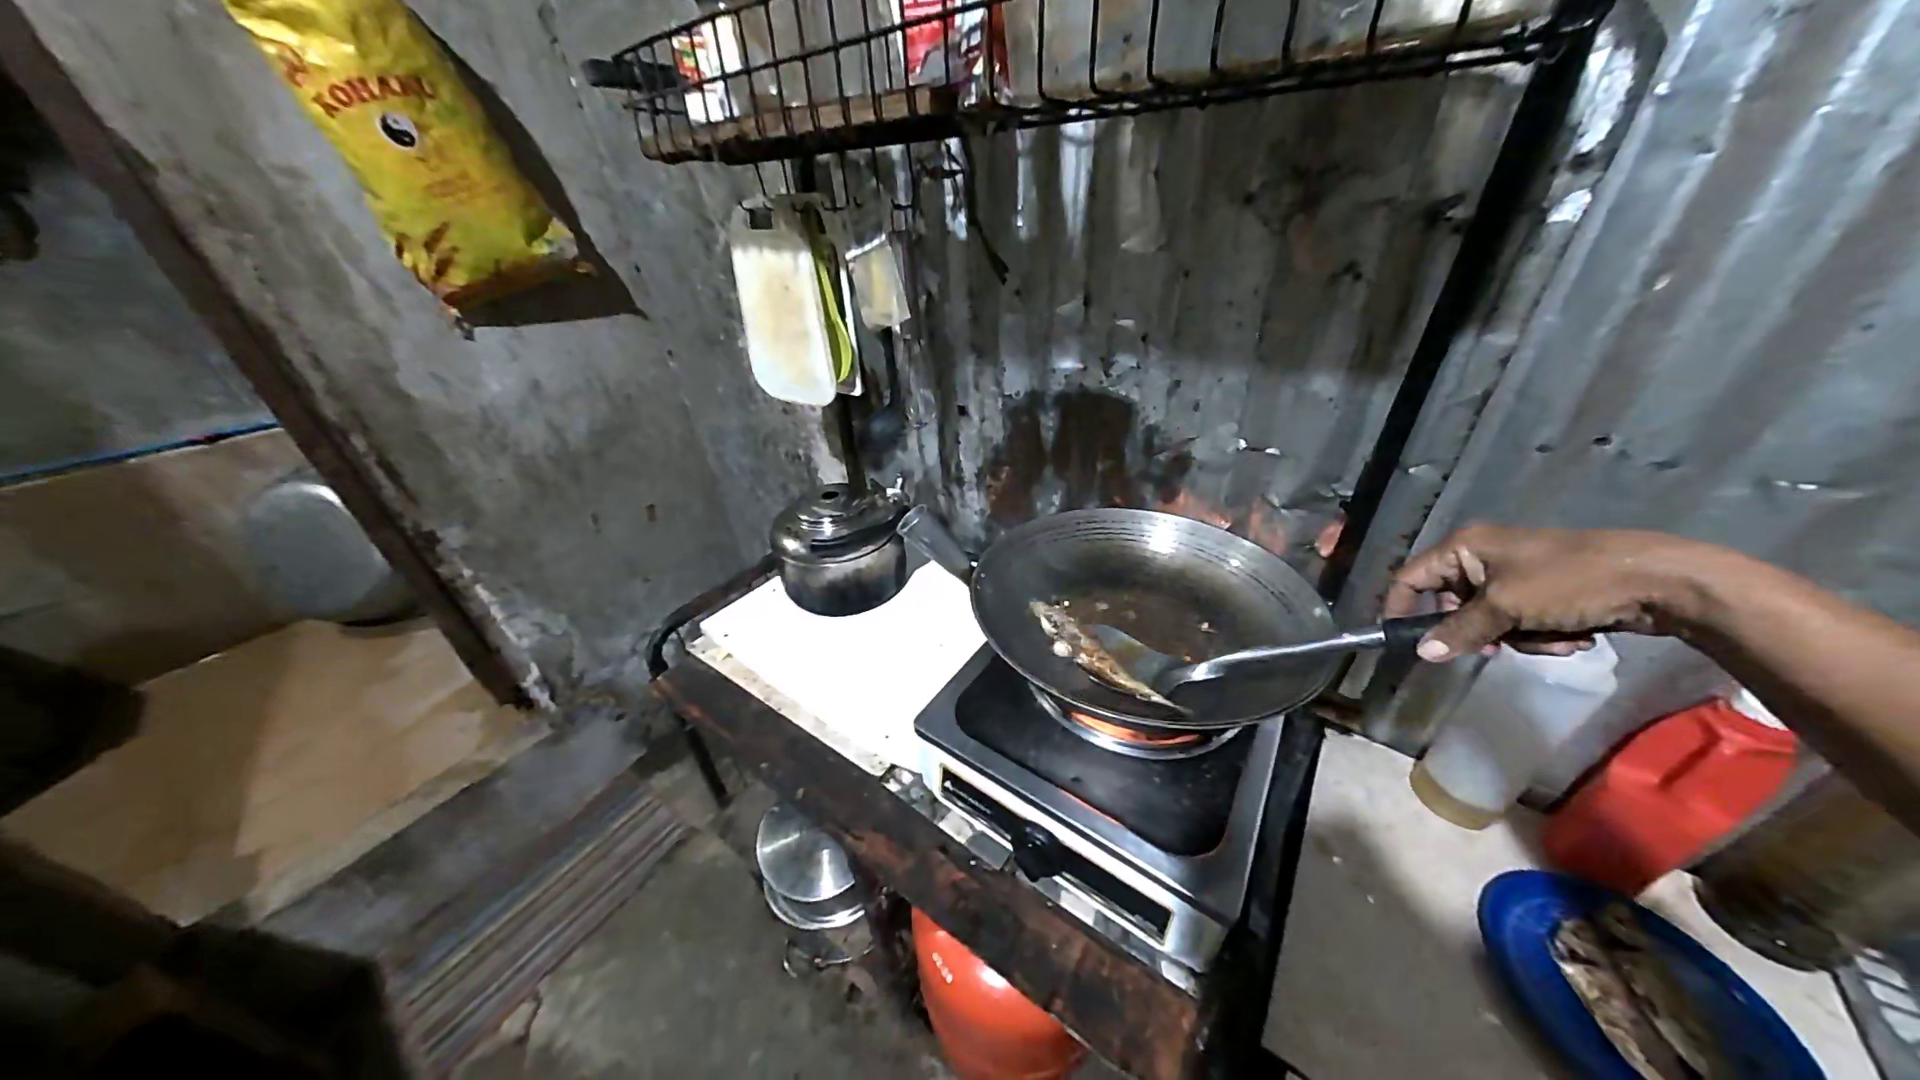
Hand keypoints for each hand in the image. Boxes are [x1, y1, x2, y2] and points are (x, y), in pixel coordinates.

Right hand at [1384, 526, 1700, 661]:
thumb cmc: (1569, 582)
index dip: (1399, 607)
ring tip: (1551, 638)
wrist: (1660, 581)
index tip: (1401, 641)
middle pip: (1451, 604)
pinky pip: (1520, 622)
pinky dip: (1540, 635)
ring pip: (1489, 619)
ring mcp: (1515, 575)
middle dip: (1475, 630)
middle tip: (1492, 648)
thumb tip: (1422, 652)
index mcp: (1464, 547)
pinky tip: (1571, 635)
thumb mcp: (1505, 607)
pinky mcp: (1545, 592)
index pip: (1410, 578)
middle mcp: (1483, 557)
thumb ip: (1459, 630)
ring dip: (1515, 637)